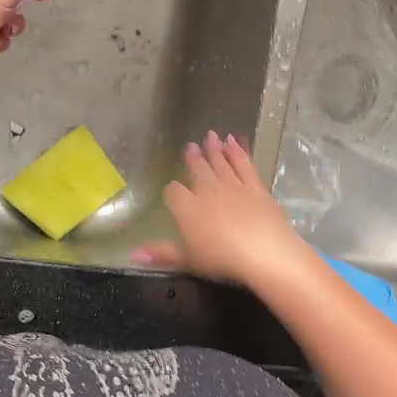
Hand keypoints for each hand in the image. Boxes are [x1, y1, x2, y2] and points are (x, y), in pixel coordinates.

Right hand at [134, 131, 308, 285]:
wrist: (263, 251)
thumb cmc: (221, 258)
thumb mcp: (187, 260)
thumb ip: (161, 253)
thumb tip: (133, 254)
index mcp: (187, 208)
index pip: (174, 192)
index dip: (172, 190)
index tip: (172, 190)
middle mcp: (208, 191)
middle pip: (198, 170)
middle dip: (193, 159)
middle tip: (191, 146)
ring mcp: (233, 186)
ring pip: (220, 163)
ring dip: (214, 150)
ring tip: (210, 136)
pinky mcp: (256, 187)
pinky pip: (244, 165)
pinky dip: (238, 152)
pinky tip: (235, 142)